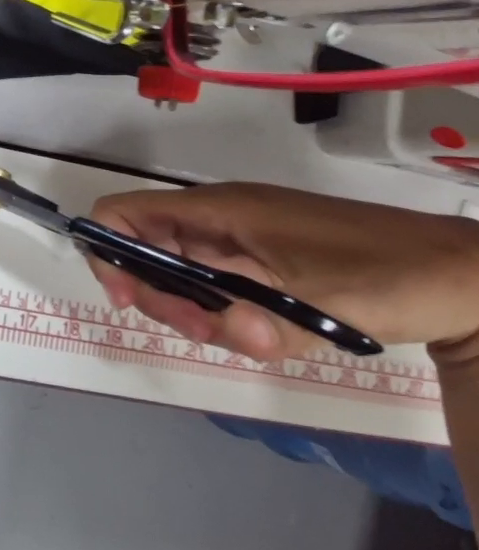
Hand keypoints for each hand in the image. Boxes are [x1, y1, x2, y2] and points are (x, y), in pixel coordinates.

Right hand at [86, 183, 478, 365]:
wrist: (471, 277)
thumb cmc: (396, 275)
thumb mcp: (334, 304)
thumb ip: (270, 324)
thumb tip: (232, 335)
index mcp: (219, 211)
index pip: (123, 213)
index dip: (108, 251)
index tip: (127, 298)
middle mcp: (218, 220)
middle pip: (144, 248)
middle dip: (156, 293)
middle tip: (200, 332)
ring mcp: (239, 241)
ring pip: (177, 270)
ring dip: (190, 308)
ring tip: (239, 338)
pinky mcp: (260, 262)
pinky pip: (212, 282)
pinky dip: (219, 311)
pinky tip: (256, 333)